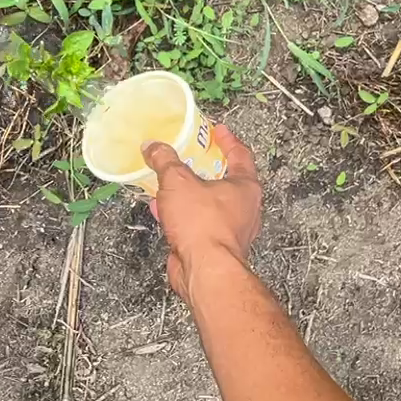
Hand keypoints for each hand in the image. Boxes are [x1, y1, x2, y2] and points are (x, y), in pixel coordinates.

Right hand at [144, 123, 262, 297]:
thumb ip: (165, 161)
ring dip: (191, 193)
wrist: (205, 270)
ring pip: (211, 204)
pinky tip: (162, 211)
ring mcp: (231, 229)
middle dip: (206, 168)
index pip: (240, 154)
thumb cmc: (203, 225)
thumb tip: (154, 147)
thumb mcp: (177, 182)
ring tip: (171, 183)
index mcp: (245, 186)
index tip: (218, 130)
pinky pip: (199, 222)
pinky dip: (183, 214)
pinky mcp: (216, 246)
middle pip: (227, 180)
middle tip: (192, 156)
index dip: (227, 140)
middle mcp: (244, 208)